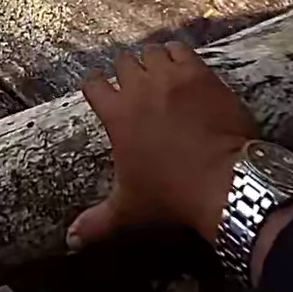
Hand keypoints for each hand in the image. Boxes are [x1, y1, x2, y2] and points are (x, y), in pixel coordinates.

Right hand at [68, 41, 255, 249]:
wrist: (223, 181)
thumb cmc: (170, 194)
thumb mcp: (129, 208)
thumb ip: (96, 222)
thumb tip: (70, 242)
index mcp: (116, 114)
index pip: (92, 83)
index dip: (94, 83)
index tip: (98, 85)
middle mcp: (138, 88)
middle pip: (122, 61)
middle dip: (126, 70)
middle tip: (135, 83)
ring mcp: (169, 77)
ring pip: (151, 51)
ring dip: (152, 60)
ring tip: (158, 71)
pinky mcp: (198, 72)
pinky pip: (180, 49)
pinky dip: (177, 54)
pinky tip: (181, 65)